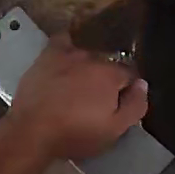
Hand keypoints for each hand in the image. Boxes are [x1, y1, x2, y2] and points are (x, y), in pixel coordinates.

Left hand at [0, 35, 148, 161]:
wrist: (31, 132)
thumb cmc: (75, 134)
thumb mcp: (114, 130)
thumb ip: (135, 106)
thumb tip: (143, 85)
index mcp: (111, 74)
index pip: (130, 75)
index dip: (127, 91)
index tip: (119, 106)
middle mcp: (92, 57)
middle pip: (109, 64)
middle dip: (108, 79)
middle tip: (97, 101)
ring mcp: (68, 54)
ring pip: (88, 55)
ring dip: (89, 67)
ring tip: (79, 87)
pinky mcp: (47, 56)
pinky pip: (63, 40)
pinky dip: (69, 45)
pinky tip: (67, 56)